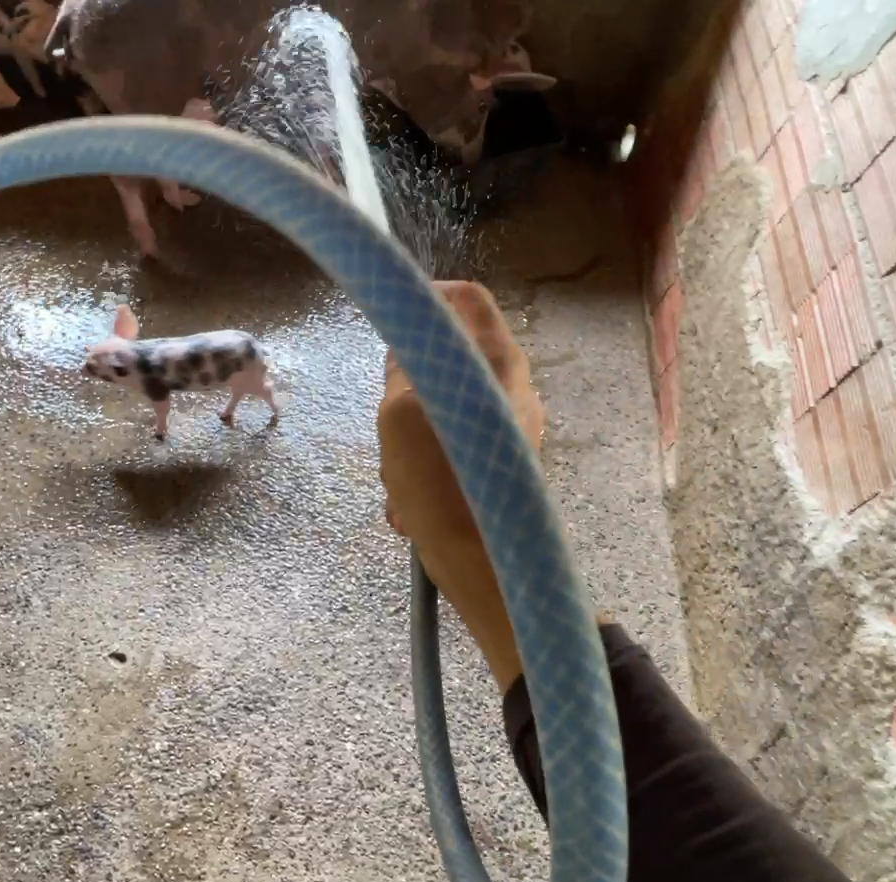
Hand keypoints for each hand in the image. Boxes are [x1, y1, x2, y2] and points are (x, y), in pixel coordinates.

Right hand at [378, 282, 543, 692]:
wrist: (484, 569)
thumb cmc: (442, 487)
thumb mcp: (403, 415)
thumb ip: (404, 369)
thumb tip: (405, 350)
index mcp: (499, 366)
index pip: (467, 300)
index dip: (424, 296)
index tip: (385, 319)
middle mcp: (510, 392)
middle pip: (444, 360)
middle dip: (402, 394)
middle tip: (386, 430)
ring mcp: (503, 431)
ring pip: (435, 409)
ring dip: (404, 443)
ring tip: (397, 485)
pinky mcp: (491, 465)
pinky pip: (443, 447)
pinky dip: (419, 469)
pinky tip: (407, 508)